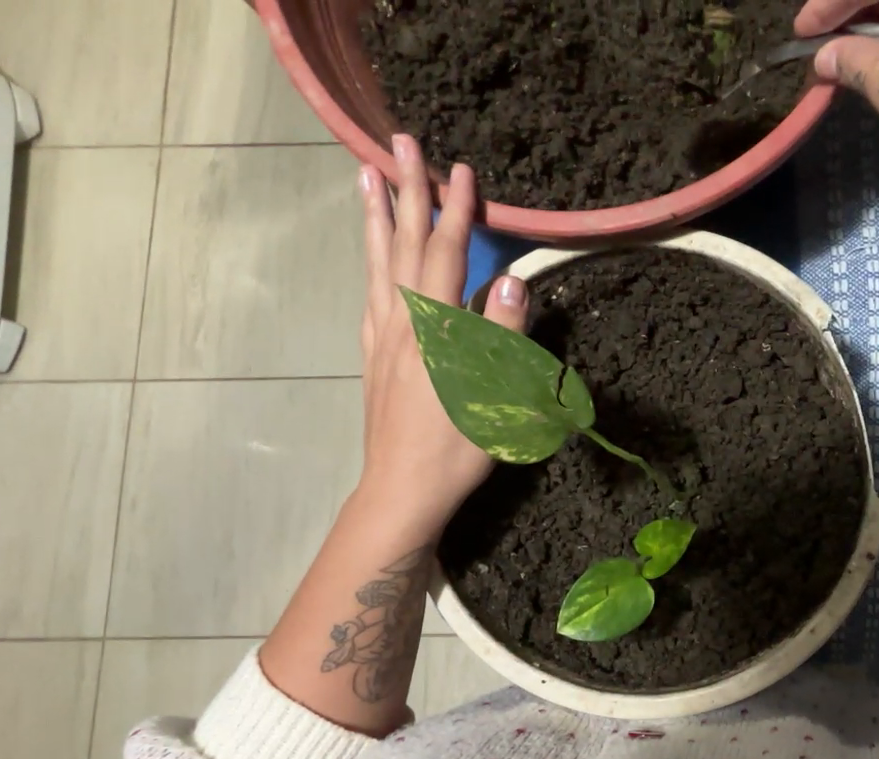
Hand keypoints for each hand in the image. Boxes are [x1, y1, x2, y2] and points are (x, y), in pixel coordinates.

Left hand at [356, 133, 527, 530]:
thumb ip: (500, 335)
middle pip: (405, 248)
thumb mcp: (492, 397)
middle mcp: (400, 325)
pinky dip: (371, 267)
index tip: (462, 171)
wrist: (402, 491)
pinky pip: (370, 298)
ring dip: (377, 220)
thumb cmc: (455, 450)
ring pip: (378, 267)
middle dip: (407, 195)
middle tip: (400, 146)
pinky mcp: (374, 360)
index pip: (446, 258)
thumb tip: (512, 279)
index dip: (457, 213)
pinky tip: (372, 261)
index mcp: (432, 331)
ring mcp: (382, 341)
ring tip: (366, 179)